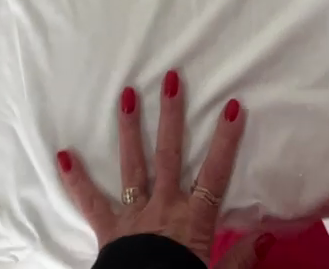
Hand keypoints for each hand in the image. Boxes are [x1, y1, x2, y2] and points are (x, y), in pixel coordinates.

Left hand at [57, 70, 263, 265]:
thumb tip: (266, 234)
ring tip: (126, 94)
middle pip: (169, 154)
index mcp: (192, 218)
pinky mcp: (108, 229)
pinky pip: (90, 202)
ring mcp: (134, 214)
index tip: (232, 106)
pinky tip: (62, 155)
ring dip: (130, 129)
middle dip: (171, 115)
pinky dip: (75, 179)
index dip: (225, 139)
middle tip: (170, 78)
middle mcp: (163, 206)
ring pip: (133, 164)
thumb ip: (240, 258)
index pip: (215, 173)